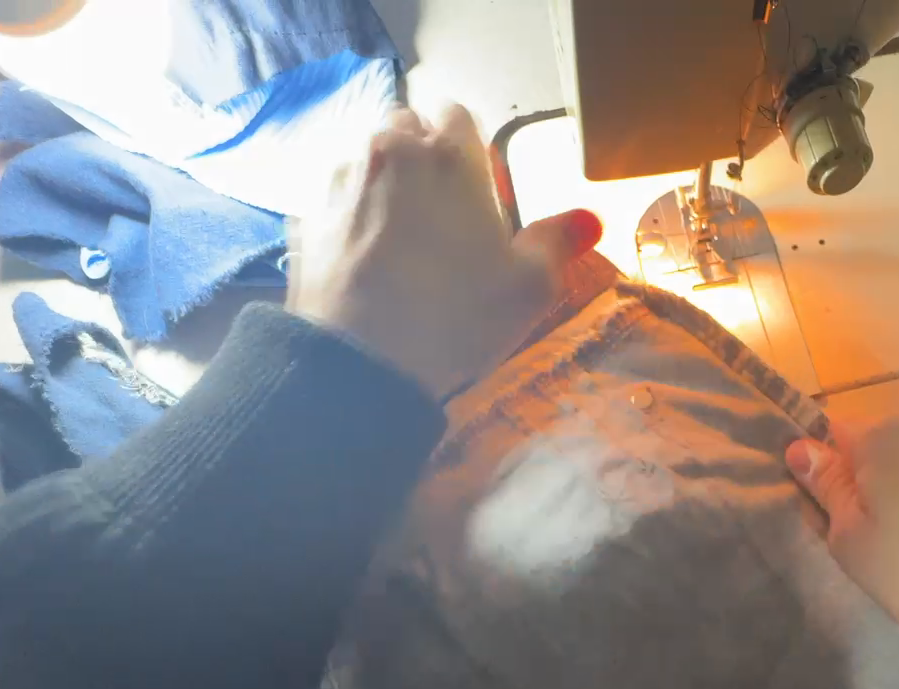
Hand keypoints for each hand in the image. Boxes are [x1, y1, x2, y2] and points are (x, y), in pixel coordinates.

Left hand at [288, 104, 602, 398]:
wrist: (365, 360)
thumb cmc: (459, 316)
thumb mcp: (530, 288)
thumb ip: (559, 242)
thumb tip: (591, 218)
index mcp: (450, 155)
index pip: (461, 117)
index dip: (475, 155)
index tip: (483, 200)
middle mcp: (391, 149)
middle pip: (410, 128)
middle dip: (427, 160)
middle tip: (446, 220)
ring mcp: (342, 178)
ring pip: (371, 159)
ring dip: (389, 184)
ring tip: (404, 242)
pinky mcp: (307, 214)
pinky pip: (340, 197)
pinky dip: (356, 215)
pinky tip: (369, 261)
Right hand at [786, 413, 898, 688]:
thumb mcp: (850, 538)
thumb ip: (825, 487)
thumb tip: (801, 447)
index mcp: (881, 436)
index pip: (830, 432)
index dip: (821, 469)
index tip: (827, 512)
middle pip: (871, 445)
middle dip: (860, 480)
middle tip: (862, 537)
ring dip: (896, 490)